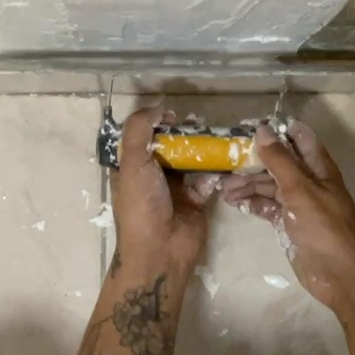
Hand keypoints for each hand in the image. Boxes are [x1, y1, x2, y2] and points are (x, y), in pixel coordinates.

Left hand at [111, 106, 221, 272]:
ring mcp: (175, 189)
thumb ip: (141, 129)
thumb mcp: (133, 161)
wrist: (161, 250)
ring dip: (202, 149)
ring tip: (216, 136)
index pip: (140, 138)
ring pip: (190, 161)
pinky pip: (208, 180)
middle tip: (199, 122)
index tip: (171, 114)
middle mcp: (152, 176)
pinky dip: (216, 171)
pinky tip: (224, 160)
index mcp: (130, 168)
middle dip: (183, 135)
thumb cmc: (141, 204)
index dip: (154, 124)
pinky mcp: (196, 200)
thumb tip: (158, 104)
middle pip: (169, 147)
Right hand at [222, 121, 354, 314]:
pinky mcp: (289, 223)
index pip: (297, 137)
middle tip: (224, 163)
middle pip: (277, 162)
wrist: (341, 276)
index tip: (246, 127)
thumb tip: (261, 129)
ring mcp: (298, 203)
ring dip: (247, 183)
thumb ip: (279, 160)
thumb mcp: (300, 190)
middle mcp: (308, 181)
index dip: (275, 129)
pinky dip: (251, 202)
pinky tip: (233, 202)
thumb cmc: (326, 228)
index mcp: (318, 167)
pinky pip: (266, 206)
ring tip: (222, 188)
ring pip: (268, 185)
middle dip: (252, 160)